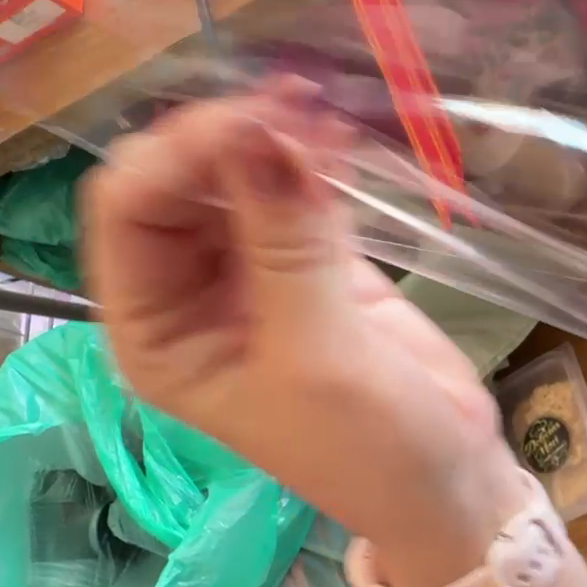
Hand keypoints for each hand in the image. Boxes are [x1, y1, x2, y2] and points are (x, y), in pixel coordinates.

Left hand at [82, 82, 521, 586]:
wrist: (453, 483)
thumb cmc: (372, 449)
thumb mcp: (320, 359)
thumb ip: (289, 249)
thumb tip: (266, 133)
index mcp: (160, 333)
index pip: (134, 214)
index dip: (184, 157)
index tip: (258, 123)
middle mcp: (196, 298)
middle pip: (186, 187)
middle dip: (232, 140)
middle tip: (297, 103)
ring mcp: (263, 280)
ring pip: (248, 185)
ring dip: (280, 143)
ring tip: (323, 107)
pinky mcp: (324, 270)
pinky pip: (308, 202)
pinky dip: (322, 167)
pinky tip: (341, 136)